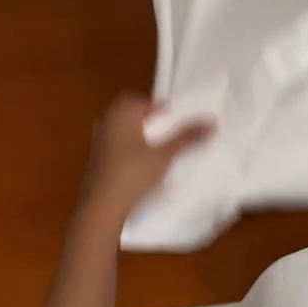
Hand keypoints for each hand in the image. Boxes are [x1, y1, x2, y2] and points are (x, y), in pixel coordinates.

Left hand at [75, 94, 213, 222]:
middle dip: (145, 115)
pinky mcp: (95, 159)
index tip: (174, 117)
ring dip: (134, 129)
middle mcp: (107, 122)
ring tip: (153, 143)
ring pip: (118, 126)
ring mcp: (98, 141)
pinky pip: (112, 141)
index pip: (142, 101)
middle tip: (164, 126)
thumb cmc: (133, 173)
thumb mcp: (165, 155)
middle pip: (127, 110)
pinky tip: (137, 160)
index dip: (159, 107)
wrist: (101, 205)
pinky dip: (125, 144)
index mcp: (122, 114)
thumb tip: (212, 122)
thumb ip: (187, 138)